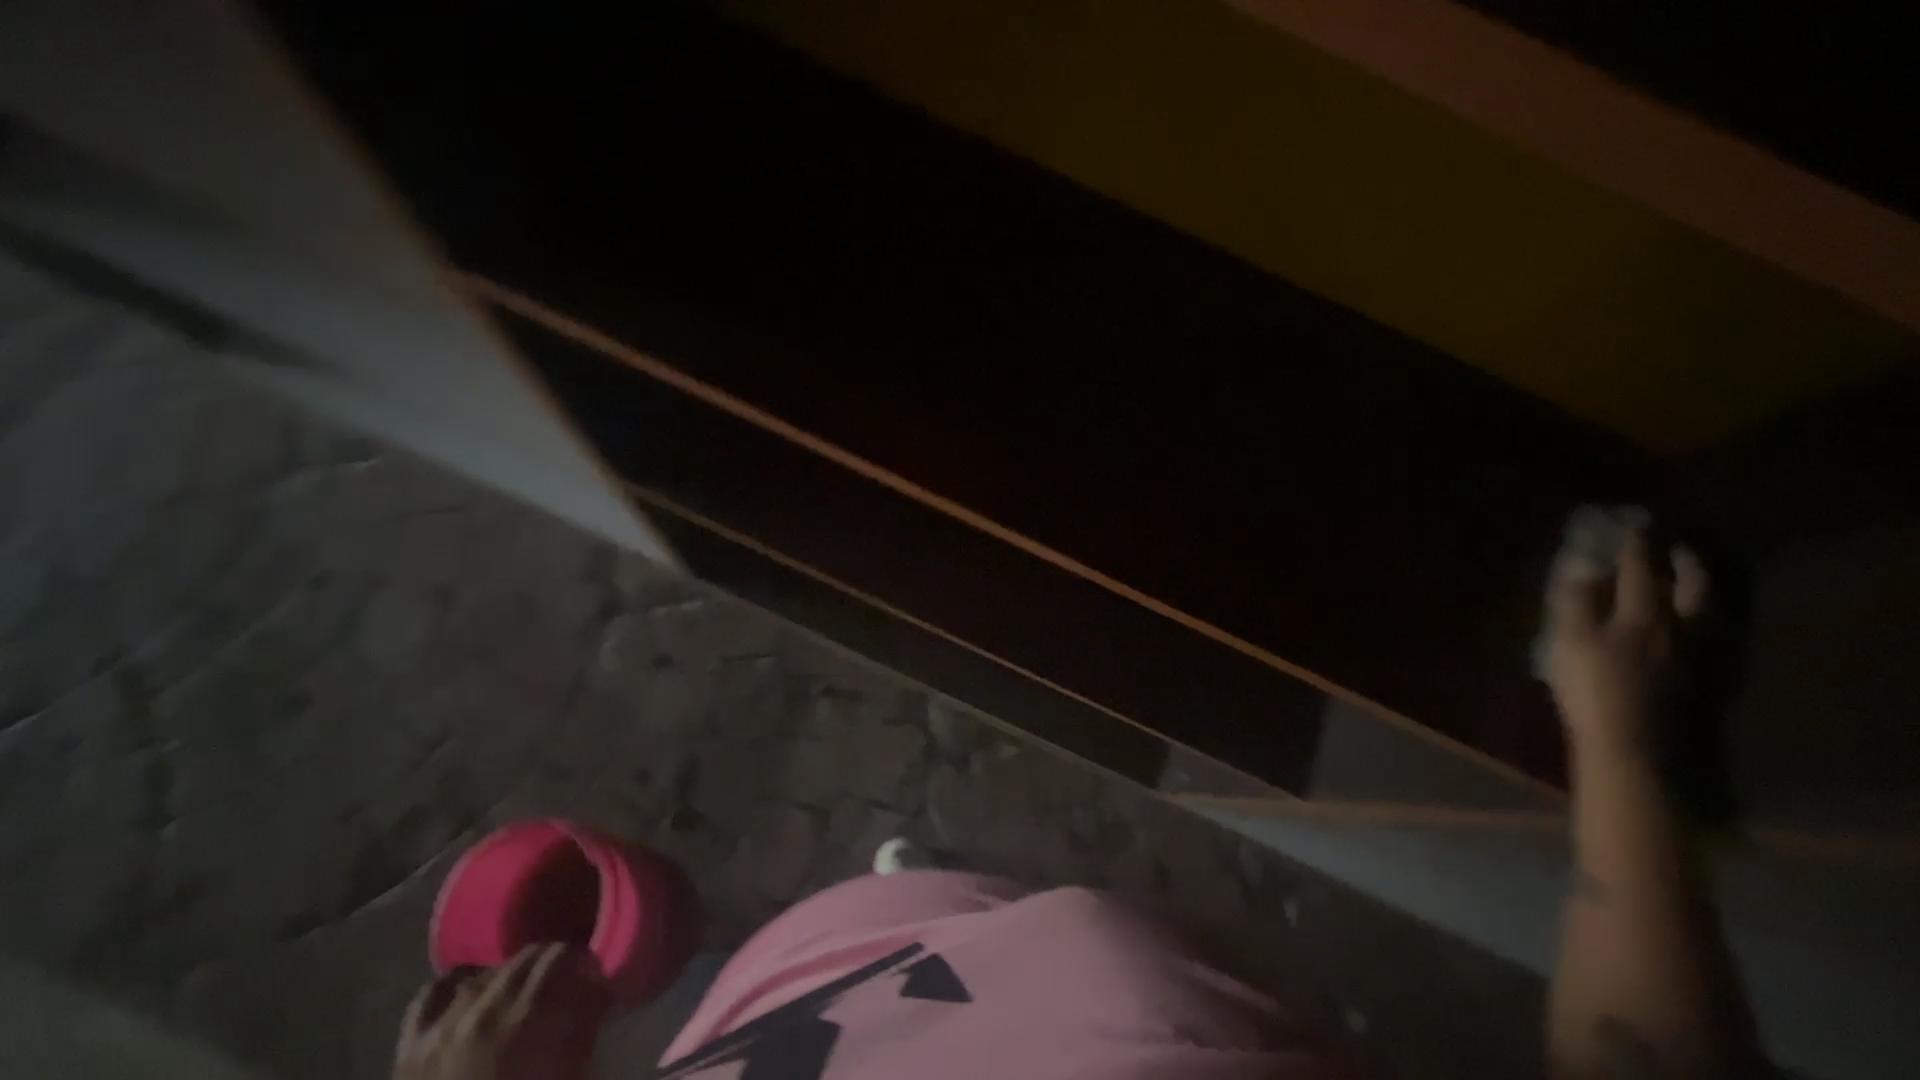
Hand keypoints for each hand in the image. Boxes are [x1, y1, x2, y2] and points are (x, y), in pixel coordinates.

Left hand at [394, 944, 607, 1079]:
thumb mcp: (570, 1078)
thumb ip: (584, 1031)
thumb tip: (596, 992)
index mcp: (528, 1021)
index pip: (563, 956)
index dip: (584, 965)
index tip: (593, 985)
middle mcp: (484, 1009)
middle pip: (528, 957)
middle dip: (553, 969)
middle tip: (564, 994)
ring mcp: (442, 1025)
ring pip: (487, 970)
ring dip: (511, 979)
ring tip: (520, 1006)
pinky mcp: (410, 1046)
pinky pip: (435, 992)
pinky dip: (460, 989)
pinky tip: (472, 1005)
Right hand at [1545, 529, 1706, 759]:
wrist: (1645, 755)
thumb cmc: (1596, 696)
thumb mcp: (1568, 646)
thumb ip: (1574, 603)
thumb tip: (1582, 566)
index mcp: (1644, 613)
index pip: (1641, 567)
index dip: (1636, 542)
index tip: (1633, 523)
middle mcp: (1685, 624)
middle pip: (1695, 580)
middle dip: (1685, 556)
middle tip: (1677, 541)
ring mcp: (1710, 652)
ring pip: (1718, 605)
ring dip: (1711, 583)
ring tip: (1700, 573)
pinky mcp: (1722, 678)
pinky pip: (1728, 633)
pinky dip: (1720, 615)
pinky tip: (1711, 618)